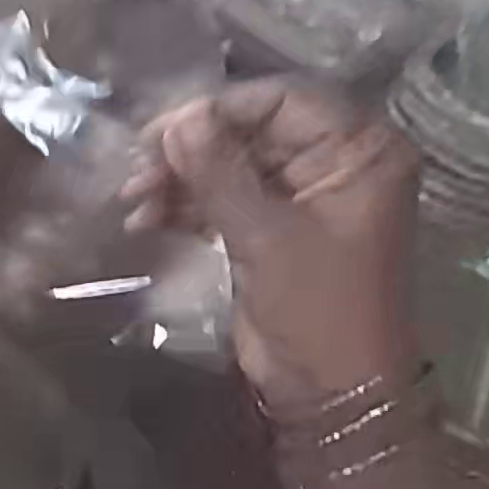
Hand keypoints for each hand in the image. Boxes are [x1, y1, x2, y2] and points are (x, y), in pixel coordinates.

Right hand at [121, 78, 421, 409]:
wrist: (327, 387)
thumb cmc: (316, 308)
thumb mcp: (267, 237)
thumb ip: (221, 176)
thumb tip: (178, 122)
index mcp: (356, 151)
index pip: (282, 102)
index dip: (217, 111)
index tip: (159, 134)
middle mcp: (328, 165)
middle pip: (248, 136)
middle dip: (189, 153)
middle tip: (136, 172)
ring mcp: (294, 201)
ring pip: (227, 172)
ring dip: (178, 184)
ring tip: (133, 203)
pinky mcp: (265, 234)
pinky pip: (220, 205)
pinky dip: (183, 211)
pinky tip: (145, 220)